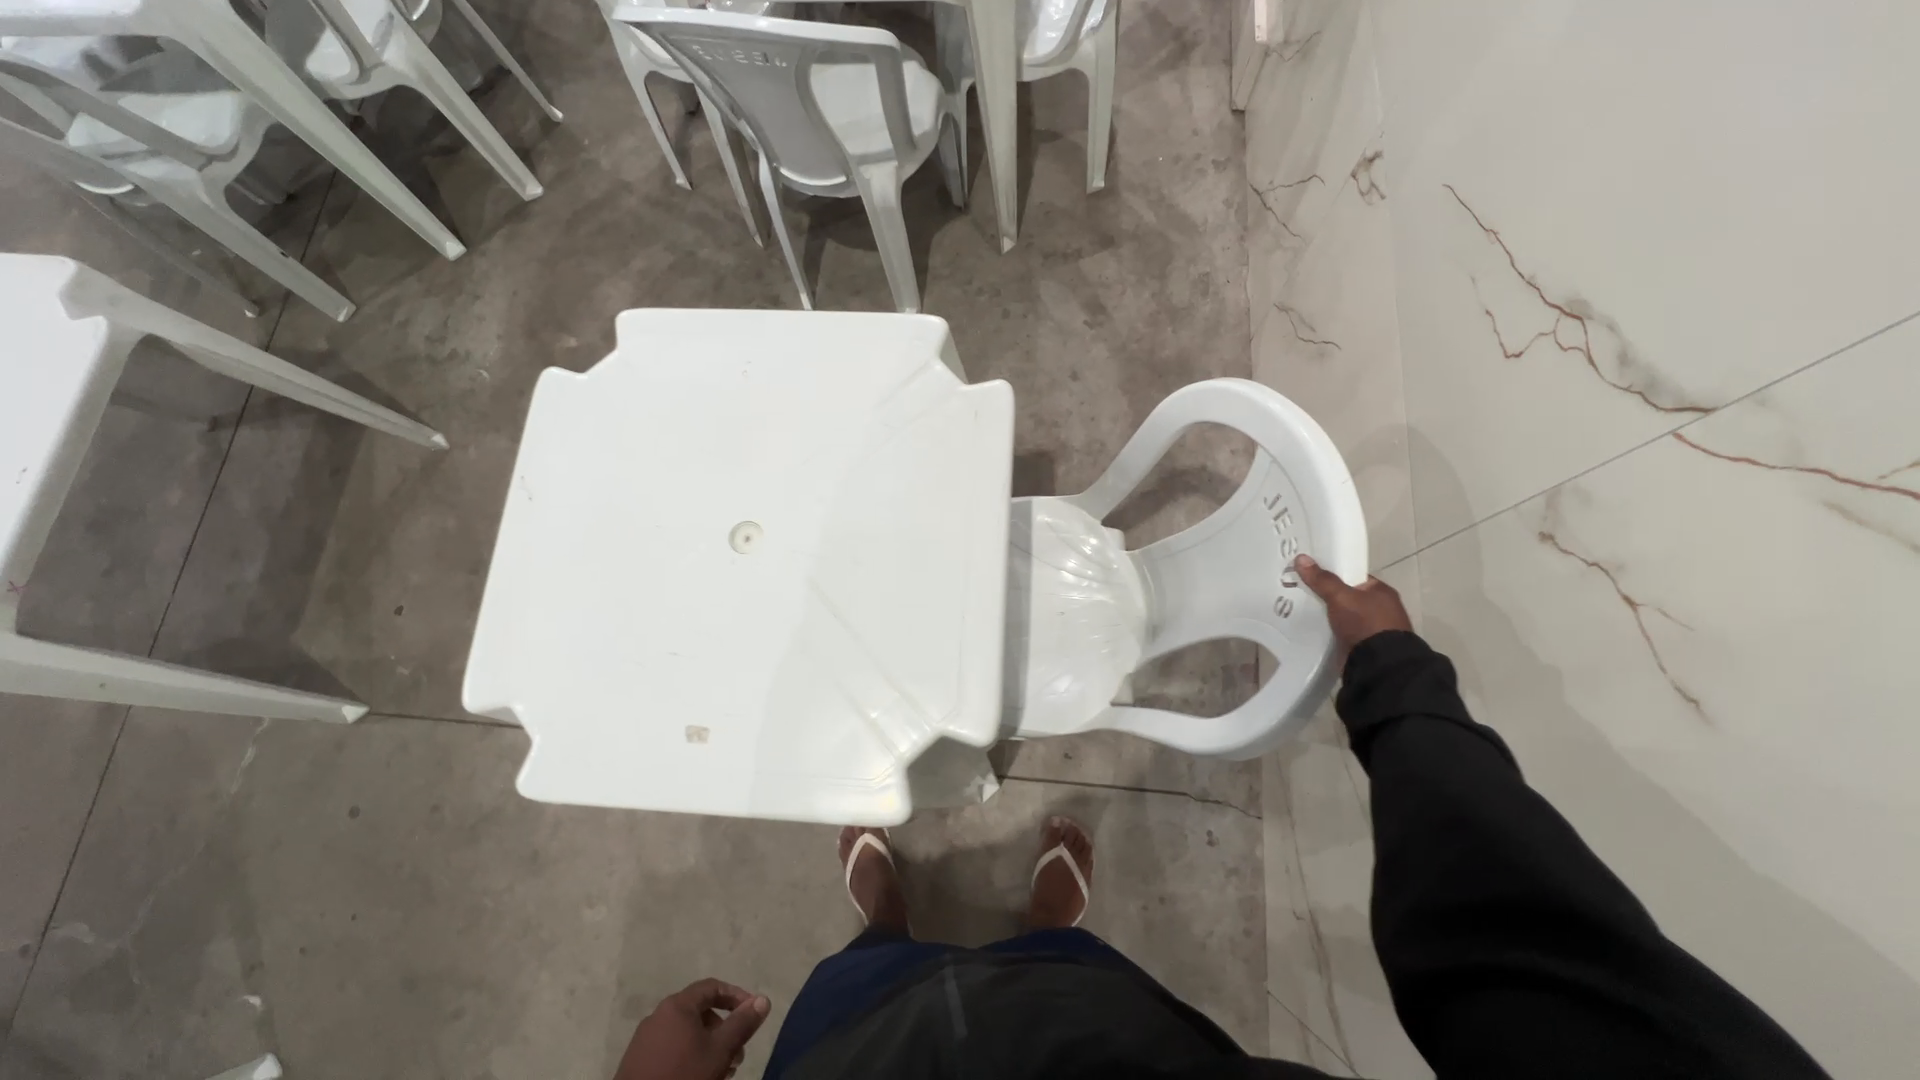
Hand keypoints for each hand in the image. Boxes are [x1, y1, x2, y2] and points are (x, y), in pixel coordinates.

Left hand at [615, 979, 770, 1079]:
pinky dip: (690, 1055)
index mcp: (677, 1006)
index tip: (753, 1014)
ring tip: (723, 1069)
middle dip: (724, 1029)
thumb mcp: (720, 1050)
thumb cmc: (683, 1074)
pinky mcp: (638, 1060)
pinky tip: (700, 1075)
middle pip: (700, 1011)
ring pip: (687, 1033)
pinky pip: (672, 1047)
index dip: (737, 996)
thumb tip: (763, 999)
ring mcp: (645, 1039)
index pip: (712, 987)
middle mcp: (658, 1015)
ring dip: (709, 1045)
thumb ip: (743, 1023)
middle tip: (739, 1053)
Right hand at [1294, 554, 1411, 656]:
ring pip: (1341, 615)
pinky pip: (1339, 631)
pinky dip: (1327, 629)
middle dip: (1325, 594)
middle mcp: (1379, 608)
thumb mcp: (1341, 597)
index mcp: (1381, 592)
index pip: (1353, 576)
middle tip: (1298, 589)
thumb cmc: (1365, 623)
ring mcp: (1370, 628)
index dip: (1332, 573)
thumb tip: (1300, 558)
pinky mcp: (1360, 645)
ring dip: (1325, 614)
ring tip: (1297, 607)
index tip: (1309, 572)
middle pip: (1345, 596)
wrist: (1378, 664)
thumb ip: (1322, 580)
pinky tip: (1308, 626)